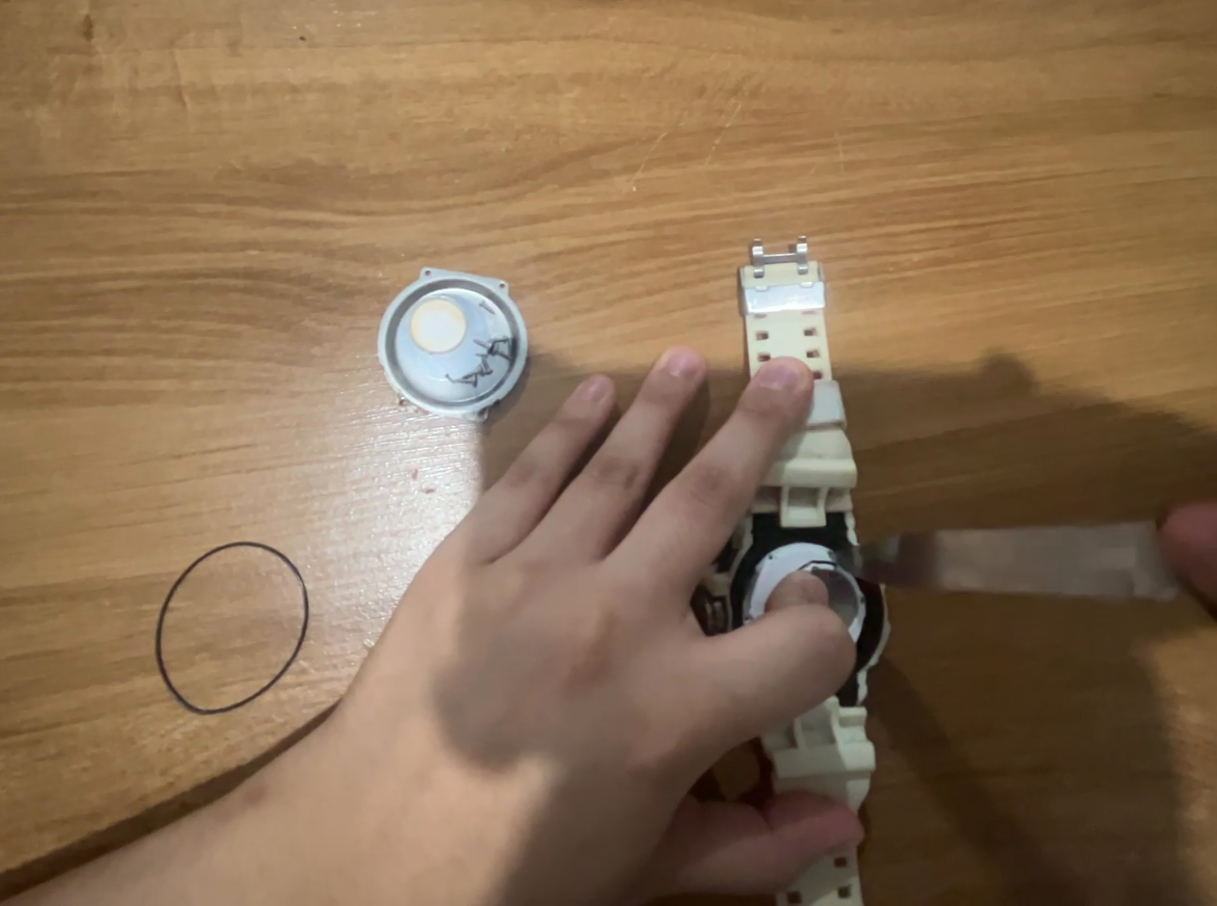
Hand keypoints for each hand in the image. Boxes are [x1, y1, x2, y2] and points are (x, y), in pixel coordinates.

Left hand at [267, 349, 857, 903]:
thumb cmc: (518, 870)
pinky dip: (566, 431)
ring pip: (616, 469)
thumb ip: (757, 842)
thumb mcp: (649, 868)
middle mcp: (615, 619)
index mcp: (675, 708)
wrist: (369, 852)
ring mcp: (535, 576)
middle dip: (758, 431)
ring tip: (689, 361)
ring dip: (659, 408)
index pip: (802, 643)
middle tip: (790, 376)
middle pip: (708, 501)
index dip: (827, 625)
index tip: (811, 609)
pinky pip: (529, 478)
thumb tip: (848, 823)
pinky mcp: (468, 557)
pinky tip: (595, 393)